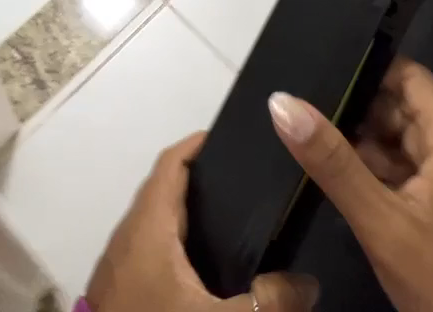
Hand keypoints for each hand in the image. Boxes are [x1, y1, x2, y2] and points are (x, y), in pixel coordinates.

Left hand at [86, 132, 319, 311]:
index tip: (231, 138)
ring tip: (237, 217)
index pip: (171, 163)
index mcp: (150, 222)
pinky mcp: (123, 281)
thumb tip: (308, 283)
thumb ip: (265, 304)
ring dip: (190, 209)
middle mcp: (133, 229)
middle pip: (167, 187)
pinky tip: (208, 263)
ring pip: (159, 216)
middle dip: (203, 178)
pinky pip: (154, 242)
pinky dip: (180, 238)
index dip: (196, 144)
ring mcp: (124, 256)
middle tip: (248, 180)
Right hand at [267, 60, 432, 311]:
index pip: (414, 80)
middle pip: (409, 114)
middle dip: (360, 110)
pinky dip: (385, 178)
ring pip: (410, 151)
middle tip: (306, 107)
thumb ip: (332, 163)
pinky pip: (419, 181)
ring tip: (316, 142)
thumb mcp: (382, 224)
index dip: (372, 67)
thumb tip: (282, 102)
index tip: (325, 66)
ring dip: (369, 147)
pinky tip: (349, 185)